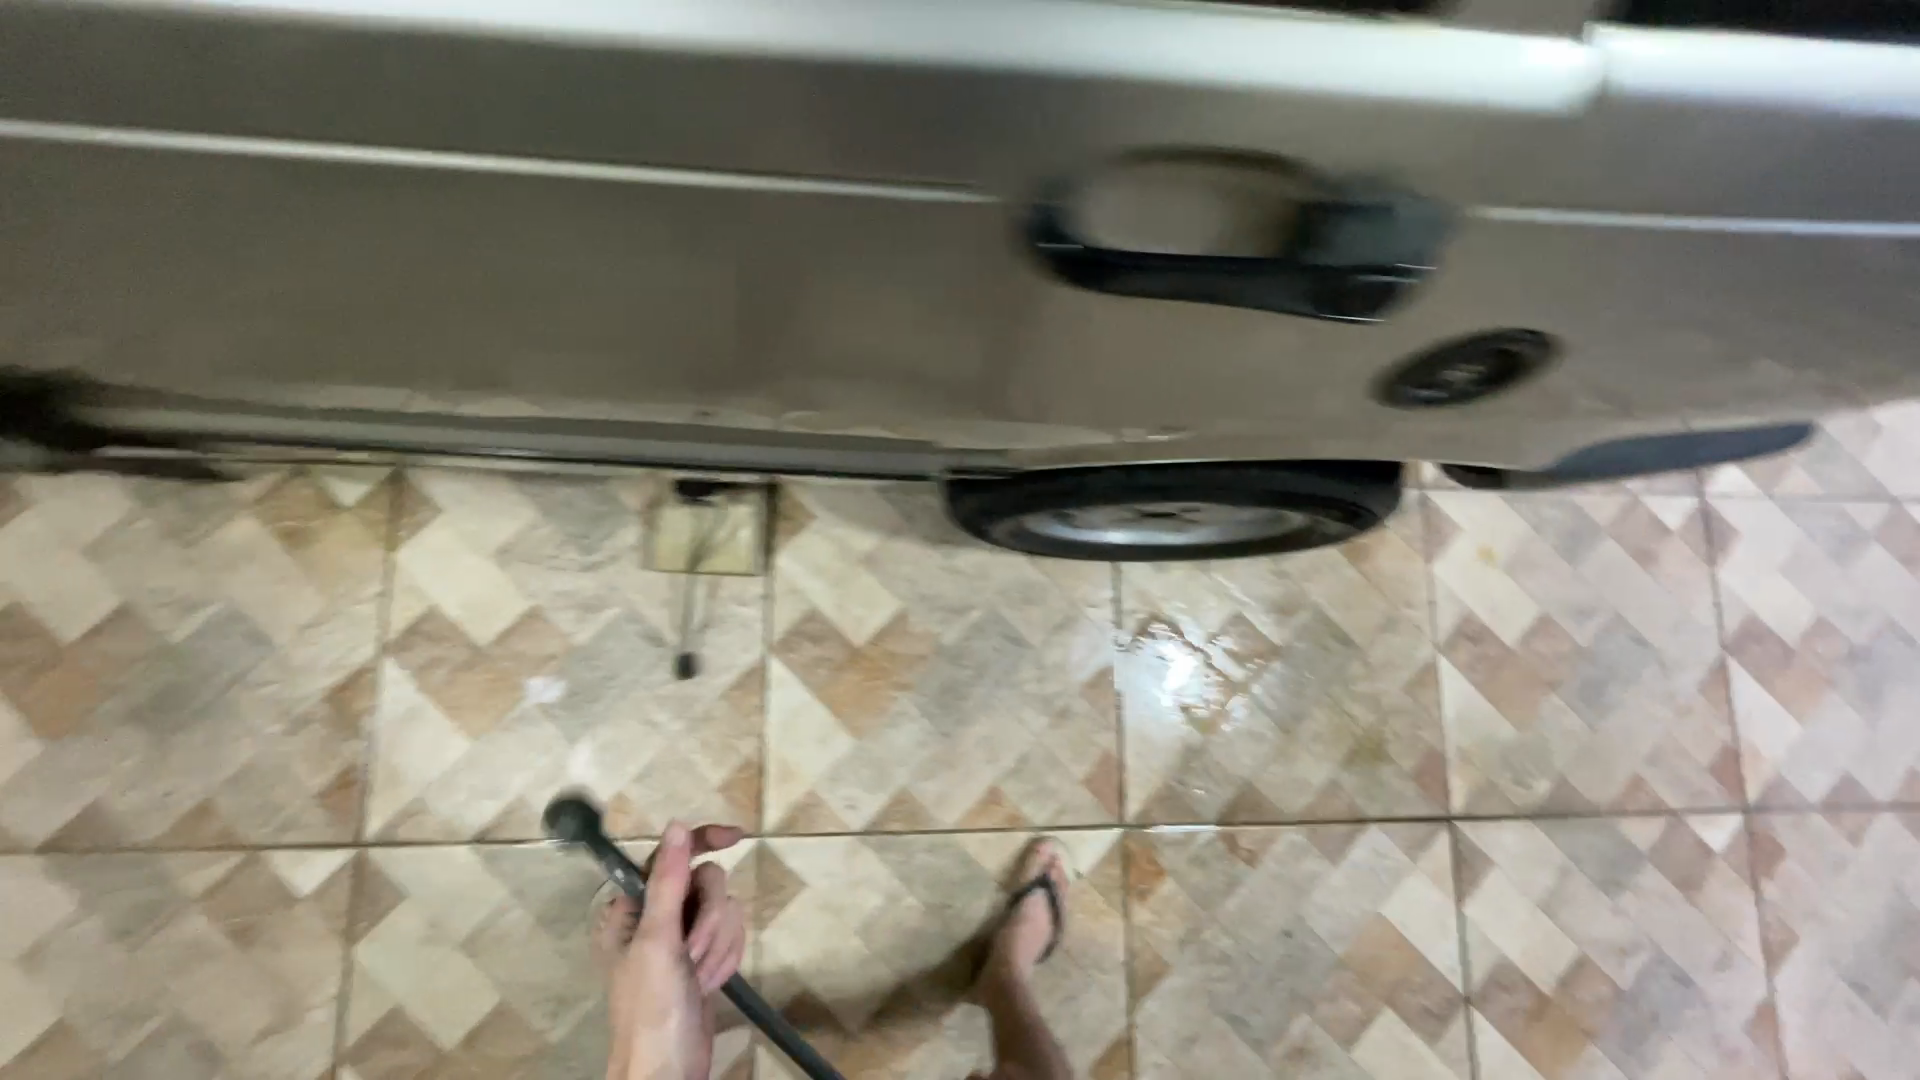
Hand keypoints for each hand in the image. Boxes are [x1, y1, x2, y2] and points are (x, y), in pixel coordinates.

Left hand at [604, 821, 747, 1079]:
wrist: (669, 1070)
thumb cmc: (651, 1006)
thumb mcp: (657, 940)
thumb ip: (669, 881)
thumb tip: (677, 825)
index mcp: (633, 907)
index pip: (674, 855)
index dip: (705, 840)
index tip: (738, 837)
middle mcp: (658, 916)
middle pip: (707, 881)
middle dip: (709, 919)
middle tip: (691, 952)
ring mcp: (682, 938)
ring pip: (724, 907)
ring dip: (718, 944)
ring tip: (699, 976)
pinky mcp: (703, 956)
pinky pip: (731, 934)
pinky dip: (726, 957)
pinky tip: (711, 983)